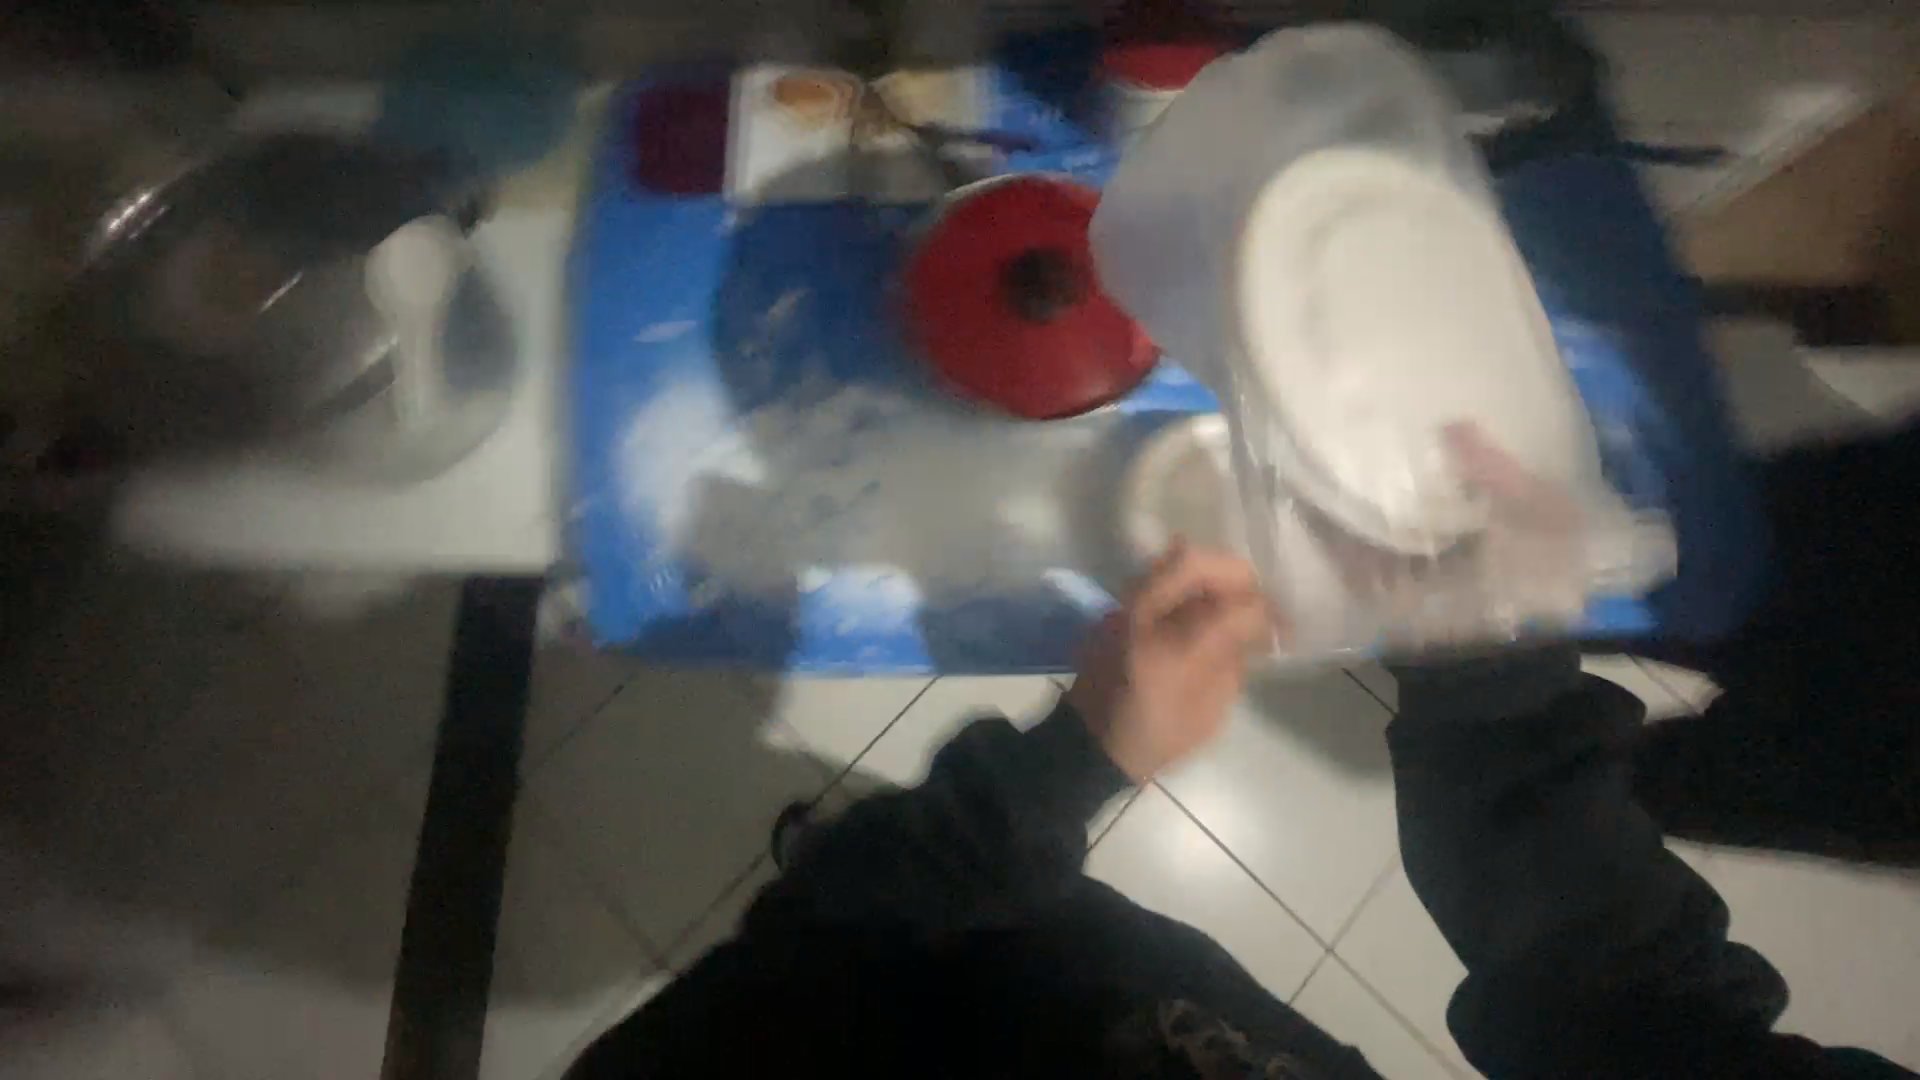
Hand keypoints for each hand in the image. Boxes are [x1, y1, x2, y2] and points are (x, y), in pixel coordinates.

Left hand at [1067, 542, 1274, 782]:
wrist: (1088, 741)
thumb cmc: (1153, 739)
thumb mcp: (1207, 714)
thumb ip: (1231, 664)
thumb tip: (1250, 628)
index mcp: (1168, 652)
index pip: (1227, 608)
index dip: (1262, 611)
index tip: (1280, 625)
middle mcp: (1141, 618)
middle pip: (1191, 560)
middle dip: (1234, 573)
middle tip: (1254, 598)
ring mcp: (1122, 608)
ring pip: (1170, 561)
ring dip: (1209, 573)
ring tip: (1230, 600)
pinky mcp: (1114, 609)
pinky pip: (1156, 578)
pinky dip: (1186, 584)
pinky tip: (1201, 610)